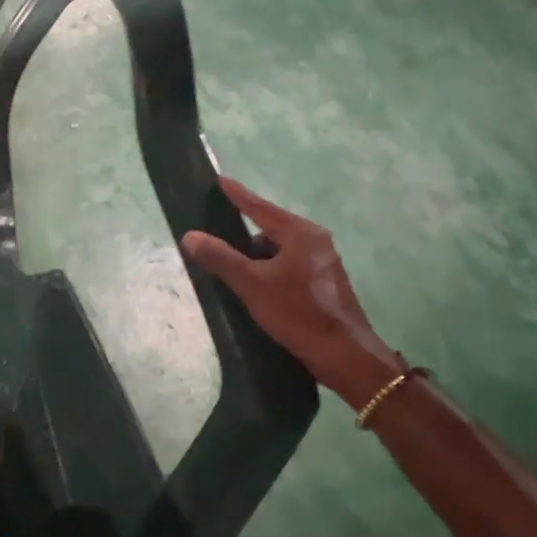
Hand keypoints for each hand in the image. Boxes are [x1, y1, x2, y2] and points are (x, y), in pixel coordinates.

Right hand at [181, 177, 405, 409]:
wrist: (345, 356)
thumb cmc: (298, 313)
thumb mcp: (252, 284)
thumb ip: (220, 258)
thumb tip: (190, 236)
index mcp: (301, 233)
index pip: (260, 207)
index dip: (237, 195)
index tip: (219, 180)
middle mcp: (316, 241)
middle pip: (271, 229)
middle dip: (244, 236)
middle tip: (217, 239)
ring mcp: (324, 263)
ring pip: (280, 251)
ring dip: (258, 259)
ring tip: (233, 272)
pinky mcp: (326, 284)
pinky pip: (290, 266)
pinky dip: (271, 272)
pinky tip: (257, 290)